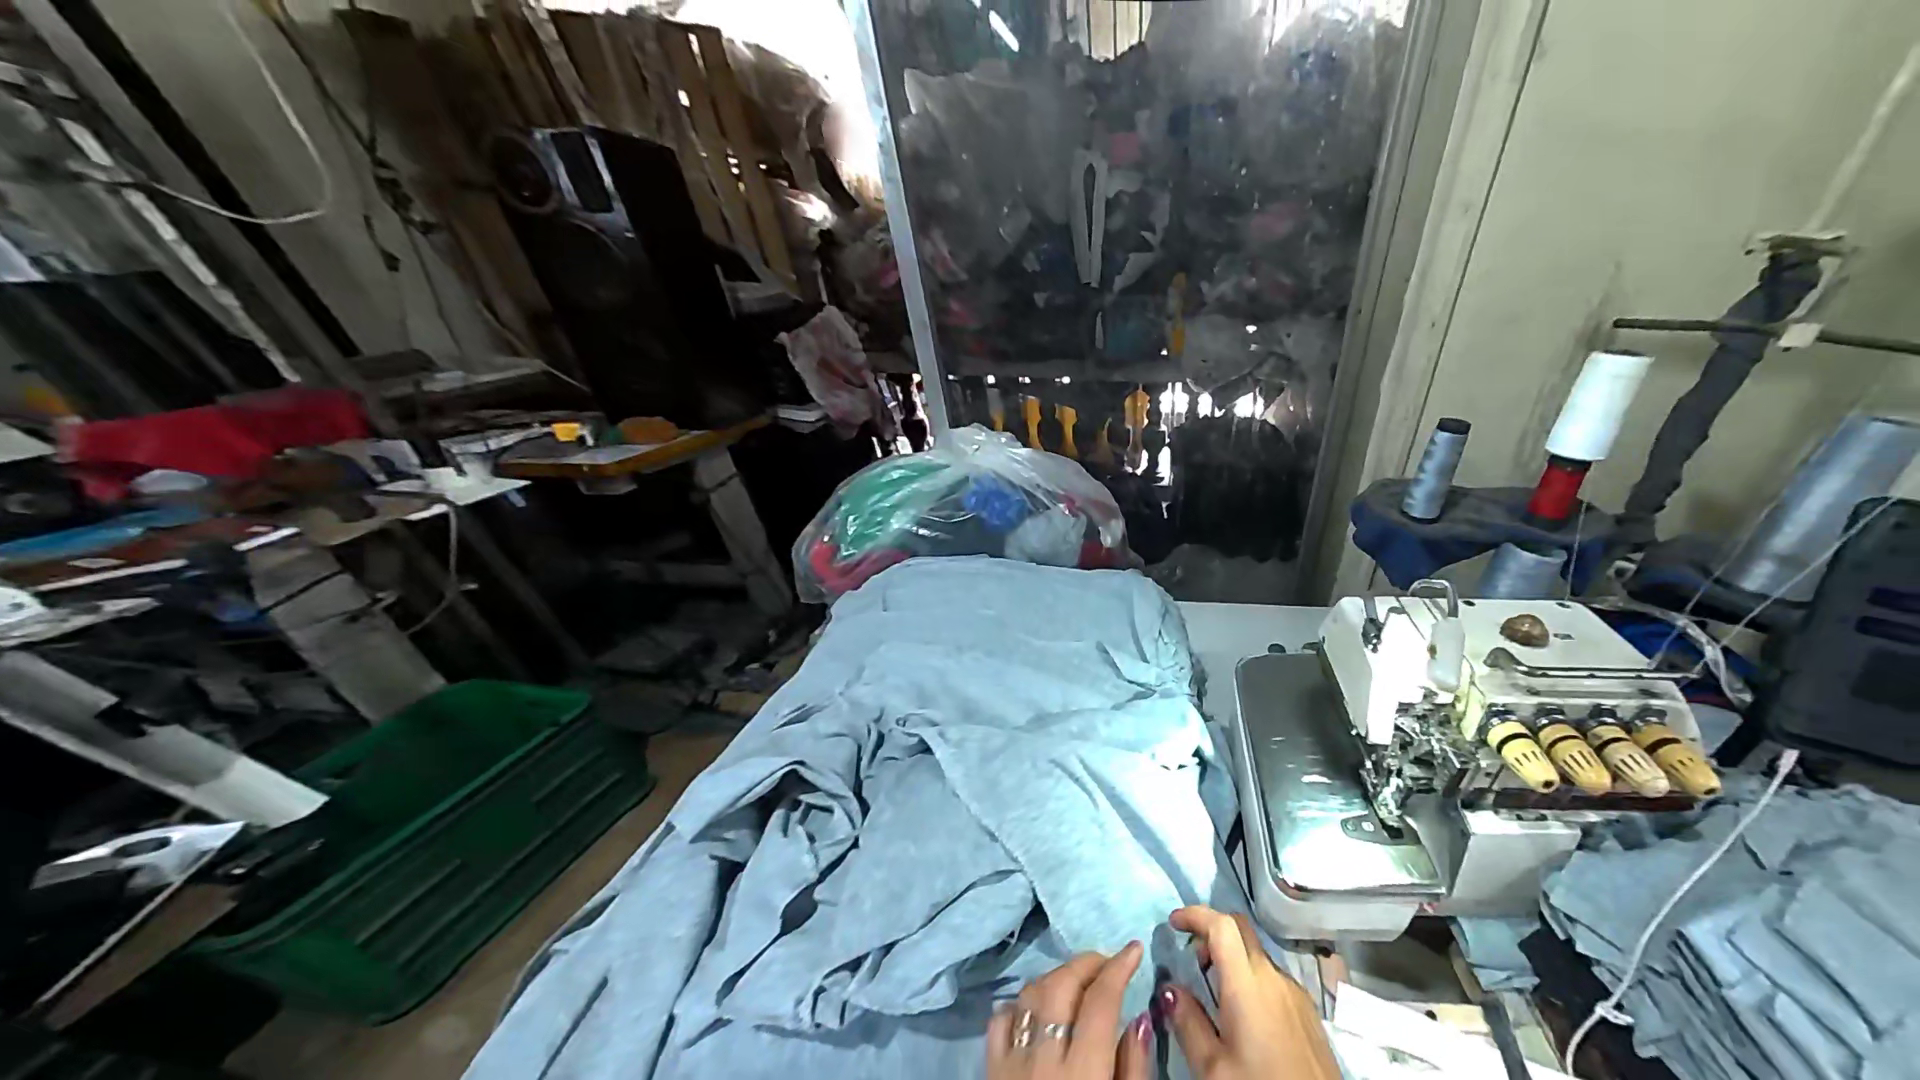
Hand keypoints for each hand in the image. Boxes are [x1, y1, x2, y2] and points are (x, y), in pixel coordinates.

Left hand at [987, 942, 1151, 1079]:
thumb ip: (1133, 1068)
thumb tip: (1140, 1017)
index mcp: (1082, 1070)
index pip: (1101, 1002)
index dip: (1119, 968)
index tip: (1134, 948)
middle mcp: (1043, 1055)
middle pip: (1061, 986)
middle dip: (1087, 964)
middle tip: (1107, 962)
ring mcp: (1011, 1057)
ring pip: (1030, 994)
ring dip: (1056, 977)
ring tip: (1077, 980)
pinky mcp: (991, 1066)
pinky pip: (1001, 1019)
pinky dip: (1021, 1003)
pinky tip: (1037, 1006)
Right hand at [1158, 906, 1339, 1079]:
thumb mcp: (1213, 1069)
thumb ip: (1188, 1022)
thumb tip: (1170, 989)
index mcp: (1248, 984)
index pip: (1221, 924)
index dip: (1195, 914)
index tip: (1173, 923)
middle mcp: (1274, 978)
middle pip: (1241, 929)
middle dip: (1211, 930)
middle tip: (1191, 957)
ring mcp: (1296, 995)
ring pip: (1257, 954)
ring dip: (1231, 957)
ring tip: (1213, 991)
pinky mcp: (1309, 1014)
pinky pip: (1272, 978)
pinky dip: (1250, 977)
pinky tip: (1243, 1015)